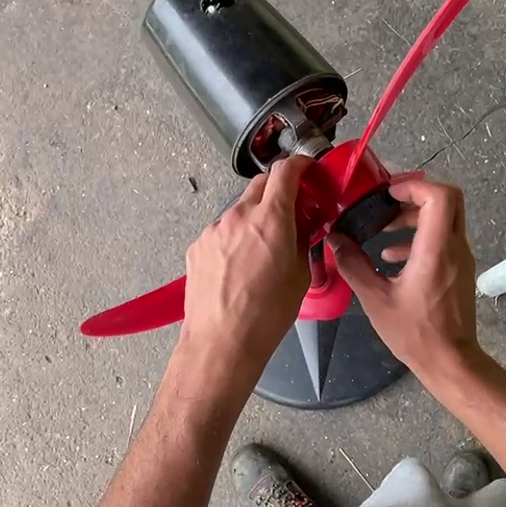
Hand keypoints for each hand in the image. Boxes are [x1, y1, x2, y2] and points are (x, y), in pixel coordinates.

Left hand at [181, 155, 313, 367]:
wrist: (222, 341)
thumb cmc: (265, 315)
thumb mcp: (300, 275)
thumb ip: (302, 240)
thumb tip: (303, 227)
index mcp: (271, 219)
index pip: (285, 171)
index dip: (299, 165)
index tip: (306, 169)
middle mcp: (239, 216)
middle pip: (261, 185)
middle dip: (279, 191)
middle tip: (292, 211)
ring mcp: (214, 229)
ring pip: (240, 209)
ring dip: (255, 218)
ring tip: (264, 249)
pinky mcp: (198, 246)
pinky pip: (222, 231)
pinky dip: (235, 237)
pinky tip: (241, 266)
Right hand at [328, 177, 479, 374]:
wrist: (450, 361)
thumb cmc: (414, 333)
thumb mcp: (375, 300)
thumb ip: (353, 265)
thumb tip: (334, 239)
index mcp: (436, 250)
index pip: (440, 196)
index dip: (414, 186)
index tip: (387, 194)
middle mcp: (455, 248)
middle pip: (449, 200)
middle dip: (416, 195)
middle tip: (386, 203)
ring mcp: (462, 259)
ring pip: (447, 219)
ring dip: (416, 216)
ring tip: (383, 229)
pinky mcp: (460, 271)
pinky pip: (444, 239)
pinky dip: (420, 237)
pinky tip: (392, 256)